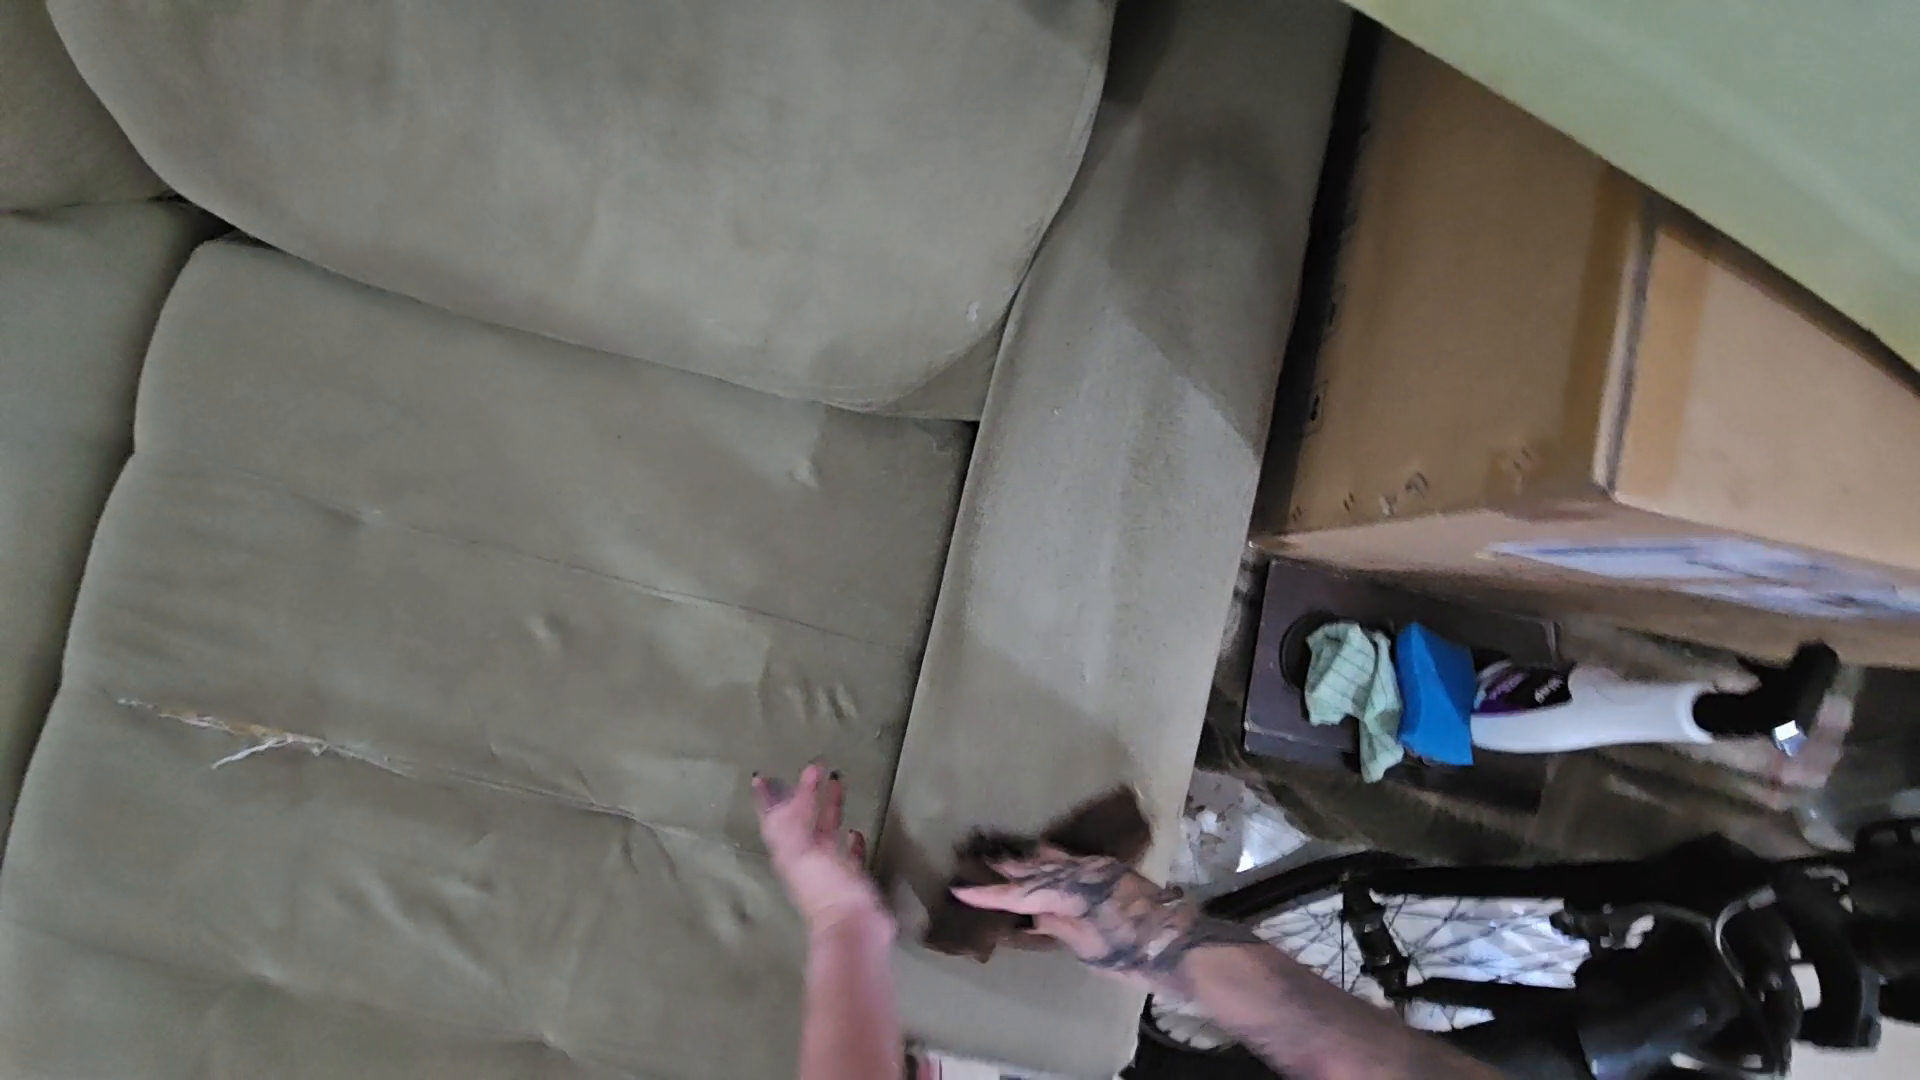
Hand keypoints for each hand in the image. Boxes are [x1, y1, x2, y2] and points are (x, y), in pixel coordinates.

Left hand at [753, 764, 892, 941]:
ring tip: (838, 784)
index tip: (760, 776)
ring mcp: (831, 870)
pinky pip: (850, 855)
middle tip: (814, 767)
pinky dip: (852, 842)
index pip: (775, 819)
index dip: (766, 799)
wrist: (853, 929)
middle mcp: (807, 859)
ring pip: (827, 832)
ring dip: (830, 808)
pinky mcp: (853, 880)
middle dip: (805, 794)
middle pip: (802, 821)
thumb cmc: (825, 888)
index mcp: (790, 853)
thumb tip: (785, 796)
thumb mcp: (800, 853)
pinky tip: (857, 831)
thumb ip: (791, 825)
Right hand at [951, 846, 1254, 989]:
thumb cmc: (1133, 952)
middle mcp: (1081, 871)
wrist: (1179, 943)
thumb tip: (1032, 913)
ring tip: (1006, 856)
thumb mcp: (1089, 946)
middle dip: (1008, 868)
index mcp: (1071, 891)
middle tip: (980, 861)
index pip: (1022, 892)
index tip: (961, 890)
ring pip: (1053, 860)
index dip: (990, 894)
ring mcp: (1096, 867)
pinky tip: (1045, 854)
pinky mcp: (1108, 871)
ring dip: (1029, 860)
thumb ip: (1059, 925)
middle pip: (1036, 868)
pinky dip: (1052, 858)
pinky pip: (1070, 859)